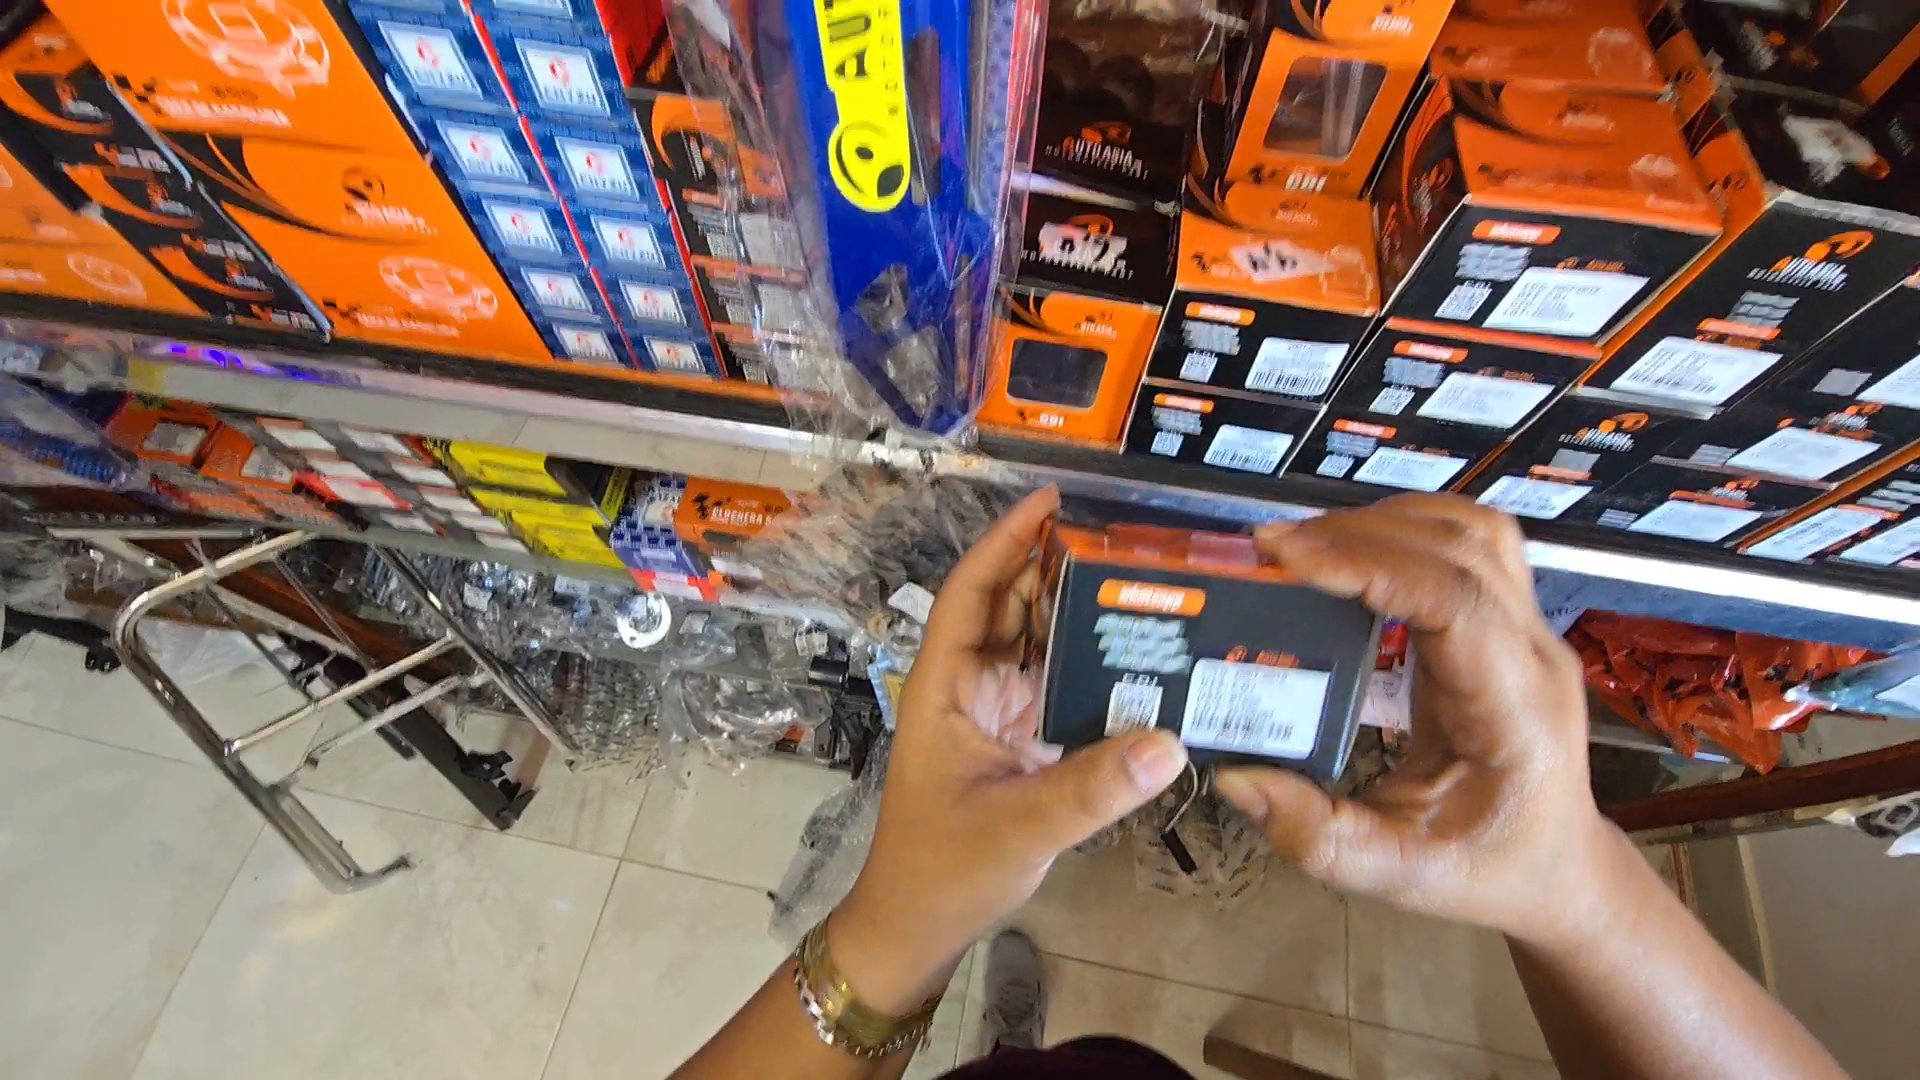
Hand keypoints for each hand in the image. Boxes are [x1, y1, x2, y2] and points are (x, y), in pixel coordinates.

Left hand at [830, 487, 1189, 1011]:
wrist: (919, 923)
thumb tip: (1169, 742)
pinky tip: (1129, 647)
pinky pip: (1053, 681)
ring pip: (1032, 640)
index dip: (1004, 541)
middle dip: (1050, 565)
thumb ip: (1091, 788)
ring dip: (1070, 608)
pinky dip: (1084, 660)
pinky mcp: (1018, 735)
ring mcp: (994, 708)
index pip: (970, 592)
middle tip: (1117, 537)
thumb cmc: (944, 869)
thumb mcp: (1018, 827)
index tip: (1046, 500)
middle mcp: (969, 683)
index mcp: (946, 684)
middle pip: (1008, 606)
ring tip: (1133, 577)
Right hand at [1213, 495, 1610, 946]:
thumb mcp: (1398, 874)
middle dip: (1357, 532)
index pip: (1454, 600)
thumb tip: (1233, 777)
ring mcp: (1525, 628)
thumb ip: (1317, 835)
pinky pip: (1463, 544)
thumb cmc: (1487, 868)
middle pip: (1461, 545)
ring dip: (1382, 520)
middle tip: (1269, 548)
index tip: (1283, 556)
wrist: (1561, 868)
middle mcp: (1530, 651)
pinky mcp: (1501, 620)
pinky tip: (1348, 549)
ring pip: (1471, 529)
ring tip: (1305, 542)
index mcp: (1513, 708)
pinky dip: (1402, 528)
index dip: (1368, 565)